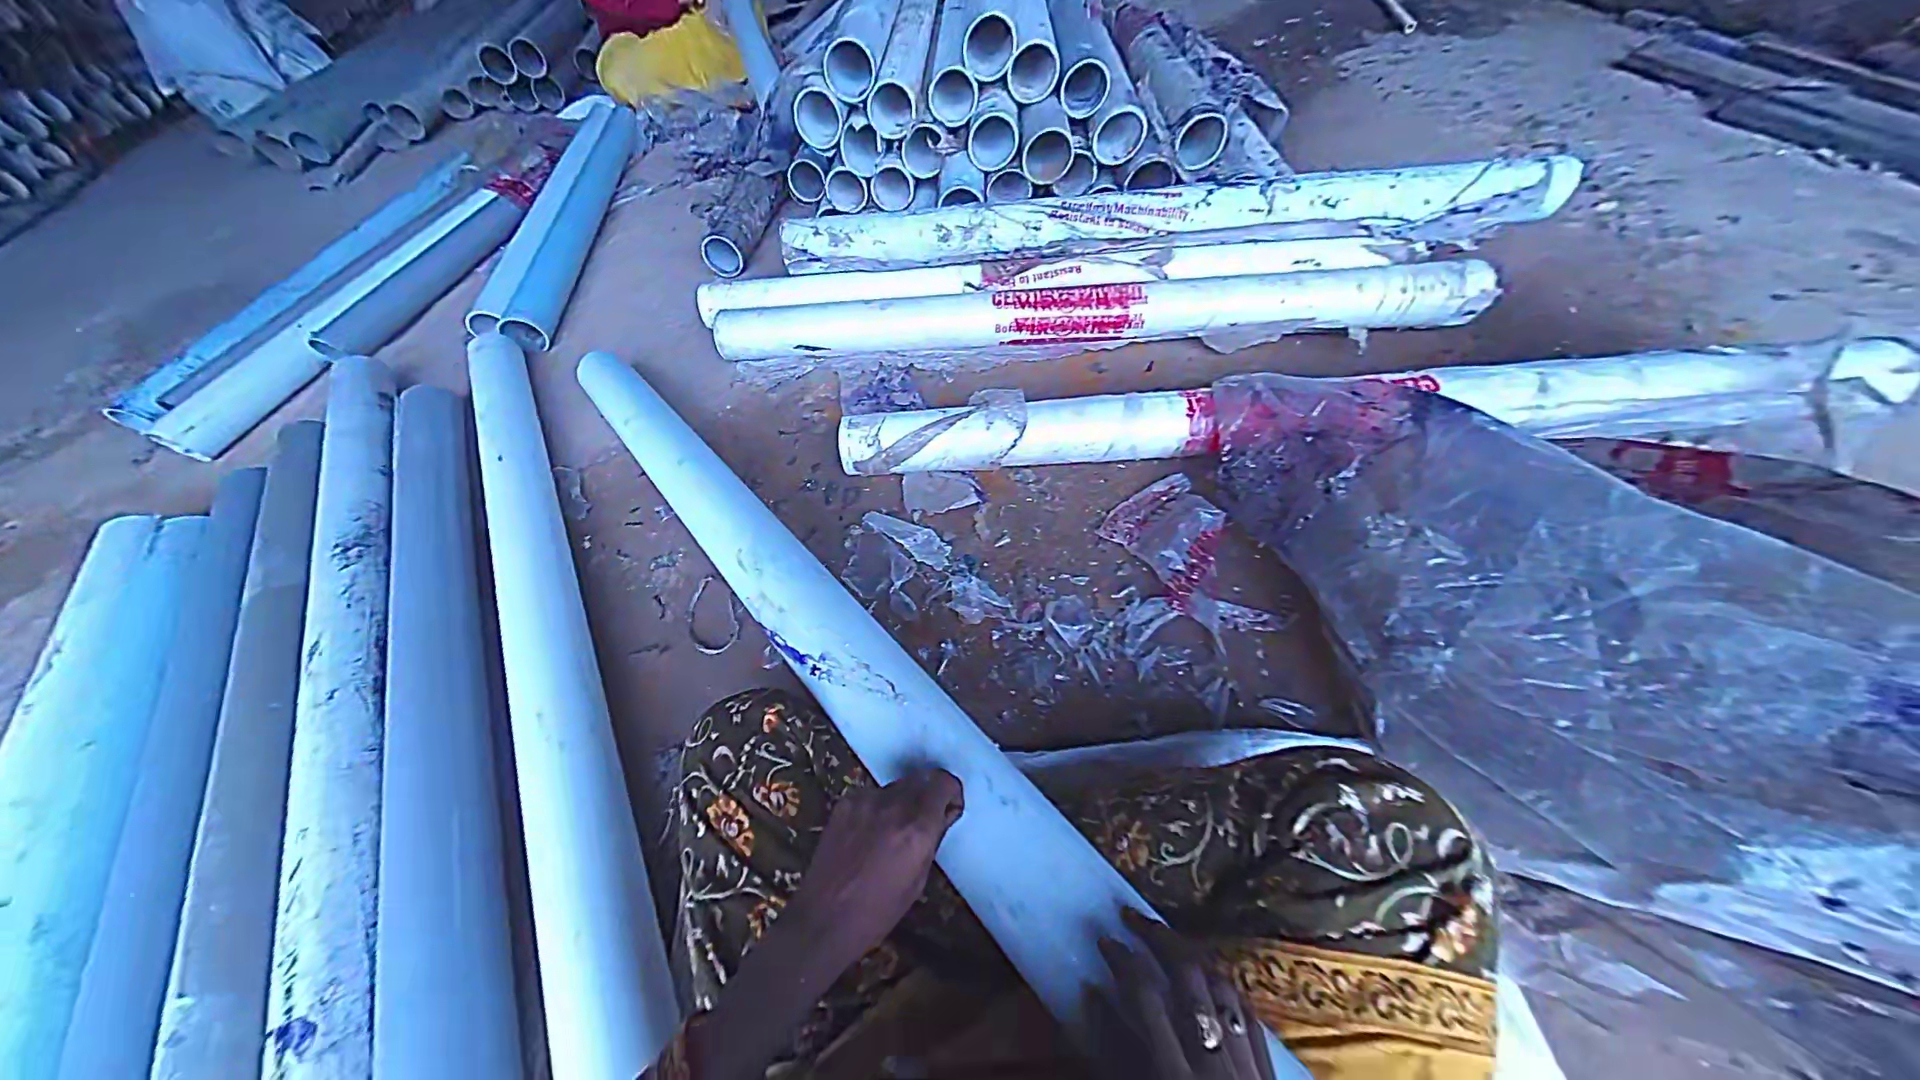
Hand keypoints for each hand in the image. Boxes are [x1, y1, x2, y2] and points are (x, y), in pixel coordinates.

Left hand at [786, 769, 964, 968]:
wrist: (823, 919)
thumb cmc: (877, 911)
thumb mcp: (918, 880)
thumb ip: (932, 839)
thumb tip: (943, 814)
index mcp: (917, 828)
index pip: (943, 783)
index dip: (951, 792)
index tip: (948, 808)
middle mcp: (893, 805)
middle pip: (922, 778)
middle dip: (929, 794)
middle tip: (925, 818)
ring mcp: (865, 800)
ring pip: (897, 786)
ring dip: (904, 800)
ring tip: (893, 831)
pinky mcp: (845, 803)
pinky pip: (872, 795)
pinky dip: (879, 807)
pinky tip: (869, 834)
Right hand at [1095, 908, 1275, 1079]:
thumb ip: (1113, 1052)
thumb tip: (1092, 992)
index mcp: (1173, 1078)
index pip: (1145, 995)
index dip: (1122, 958)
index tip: (1104, 938)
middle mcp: (1214, 1066)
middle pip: (1189, 975)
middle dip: (1158, 936)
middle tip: (1132, 917)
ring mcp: (1247, 1069)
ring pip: (1222, 985)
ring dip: (1191, 953)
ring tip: (1165, 937)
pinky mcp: (1269, 1077)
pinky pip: (1248, 1012)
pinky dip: (1223, 984)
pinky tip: (1206, 974)